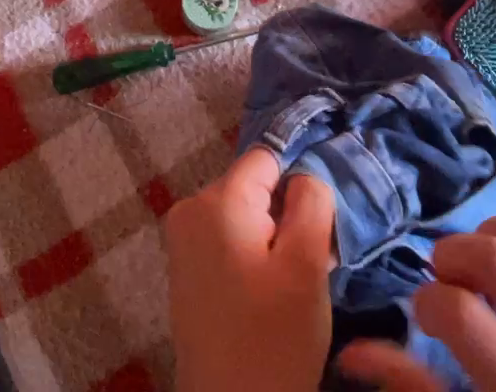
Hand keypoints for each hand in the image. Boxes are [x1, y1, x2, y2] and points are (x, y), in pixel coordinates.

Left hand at [166, 147, 336, 391]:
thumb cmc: (272, 337)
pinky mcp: (185, 269)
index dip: (297, 186)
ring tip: (286, 288)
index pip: (267, 159)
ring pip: (243, 215)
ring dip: (271, 241)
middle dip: (284, 217)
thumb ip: (312, 204)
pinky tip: (264, 298)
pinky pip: (227, 240)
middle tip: (305, 266)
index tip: (314, 229)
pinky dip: (251, 258)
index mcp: (216, 200)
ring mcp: (182, 240)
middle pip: (254, 188)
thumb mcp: (307, 266)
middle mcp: (190, 208)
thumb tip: (303, 175)